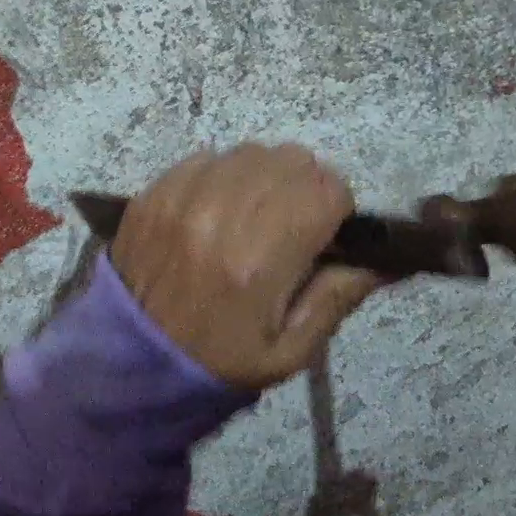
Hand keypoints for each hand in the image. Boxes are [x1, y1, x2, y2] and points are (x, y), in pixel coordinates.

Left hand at [109, 143, 378, 388]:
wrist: (129, 363)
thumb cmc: (219, 361)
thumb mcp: (290, 351)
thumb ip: (338, 297)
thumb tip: (387, 259)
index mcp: (259, 259)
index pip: (327, 190)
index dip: (336, 209)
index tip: (324, 234)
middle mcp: (221, 215)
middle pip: (293, 160)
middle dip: (305, 188)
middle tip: (291, 225)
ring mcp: (182, 197)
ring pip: (253, 152)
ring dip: (266, 177)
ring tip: (253, 217)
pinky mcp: (155, 191)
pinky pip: (209, 157)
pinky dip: (224, 176)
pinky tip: (217, 211)